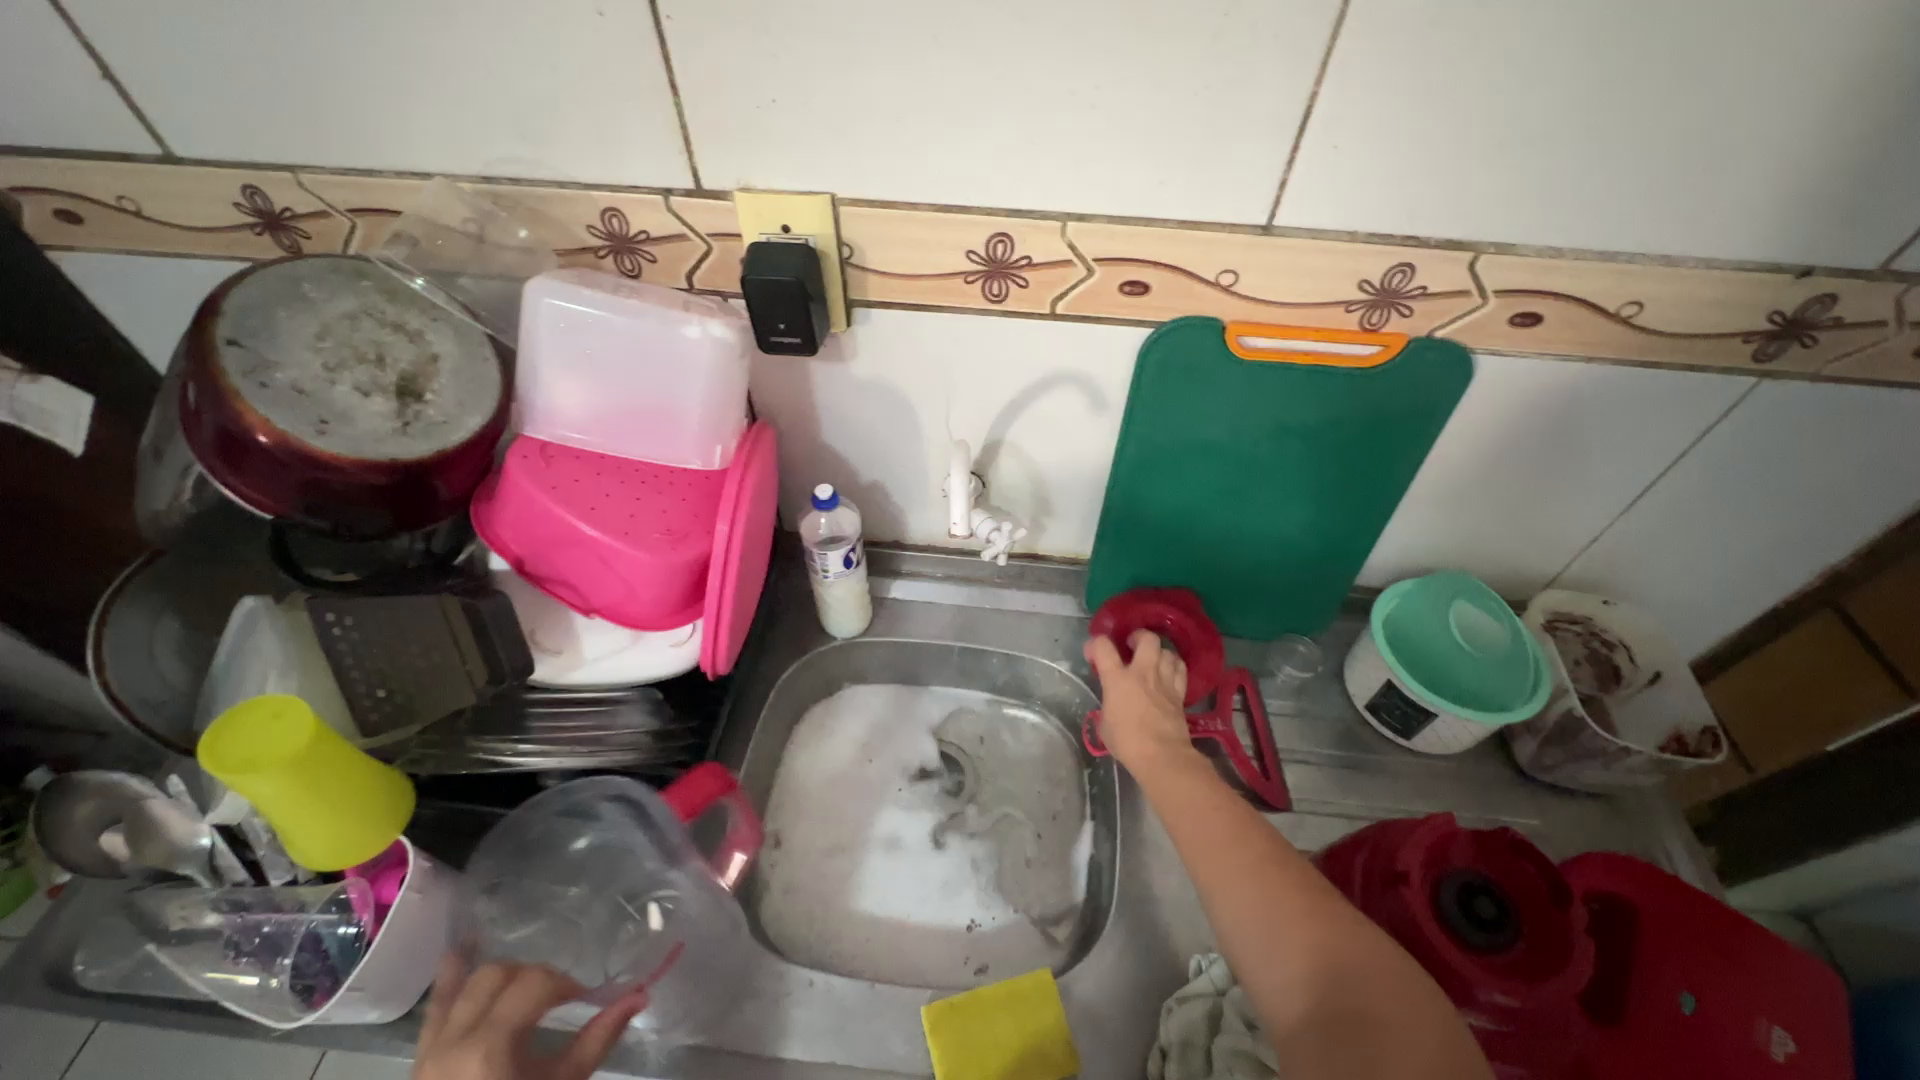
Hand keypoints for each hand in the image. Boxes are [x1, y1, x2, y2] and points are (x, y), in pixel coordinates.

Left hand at [413, 957, 644, 1079]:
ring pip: (464, 984)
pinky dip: (452, 979)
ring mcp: (429, 1051)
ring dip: (500, 975)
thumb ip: (598, 1040)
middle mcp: (453, 1039)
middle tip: (558, 998)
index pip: (534, 984)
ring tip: (525, 979)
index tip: (584, 1000)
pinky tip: (461, 952)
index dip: (565, 983)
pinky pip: (434, 1009)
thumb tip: (638, 995)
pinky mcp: (419, 1062)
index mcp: (490, 1047)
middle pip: (498, 975)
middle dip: (534, 976)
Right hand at [1085, 630, 1199, 776]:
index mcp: (1117, 679)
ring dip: (1159, 652)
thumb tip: (1114, 703)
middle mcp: (1142, 673)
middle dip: (1138, 637)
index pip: (1103, 646)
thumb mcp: (1105, 723)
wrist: (1161, 755)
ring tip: (1153, 660)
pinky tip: (1169, 671)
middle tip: (1132, 646)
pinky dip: (1174, 665)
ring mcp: (1164, 681)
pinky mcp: (1180, 693)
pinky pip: (1180, 668)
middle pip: (1146, 639)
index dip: (1095, 644)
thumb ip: (1109, 705)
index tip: (1093, 654)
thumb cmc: (1127, 742)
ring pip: (1167, 651)